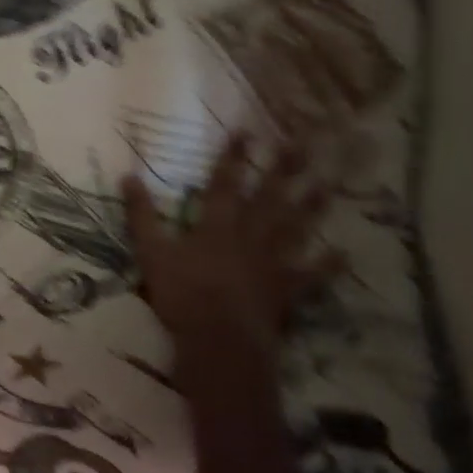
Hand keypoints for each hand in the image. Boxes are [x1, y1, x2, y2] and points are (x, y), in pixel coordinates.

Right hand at [122, 134, 342, 358]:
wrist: (220, 340)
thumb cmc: (182, 294)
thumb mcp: (151, 251)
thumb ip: (141, 214)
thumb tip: (129, 176)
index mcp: (215, 225)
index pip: (225, 183)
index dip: (234, 157)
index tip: (247, 131)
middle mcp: (249, 236)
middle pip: (269, 199)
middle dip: (284, 171)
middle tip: (303, 145)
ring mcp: (272, 262)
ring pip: (294, 229)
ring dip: (311, 207)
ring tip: (327, 185)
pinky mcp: (286, 289)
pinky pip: (312, 275)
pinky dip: (329, 265)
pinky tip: (344, 253)